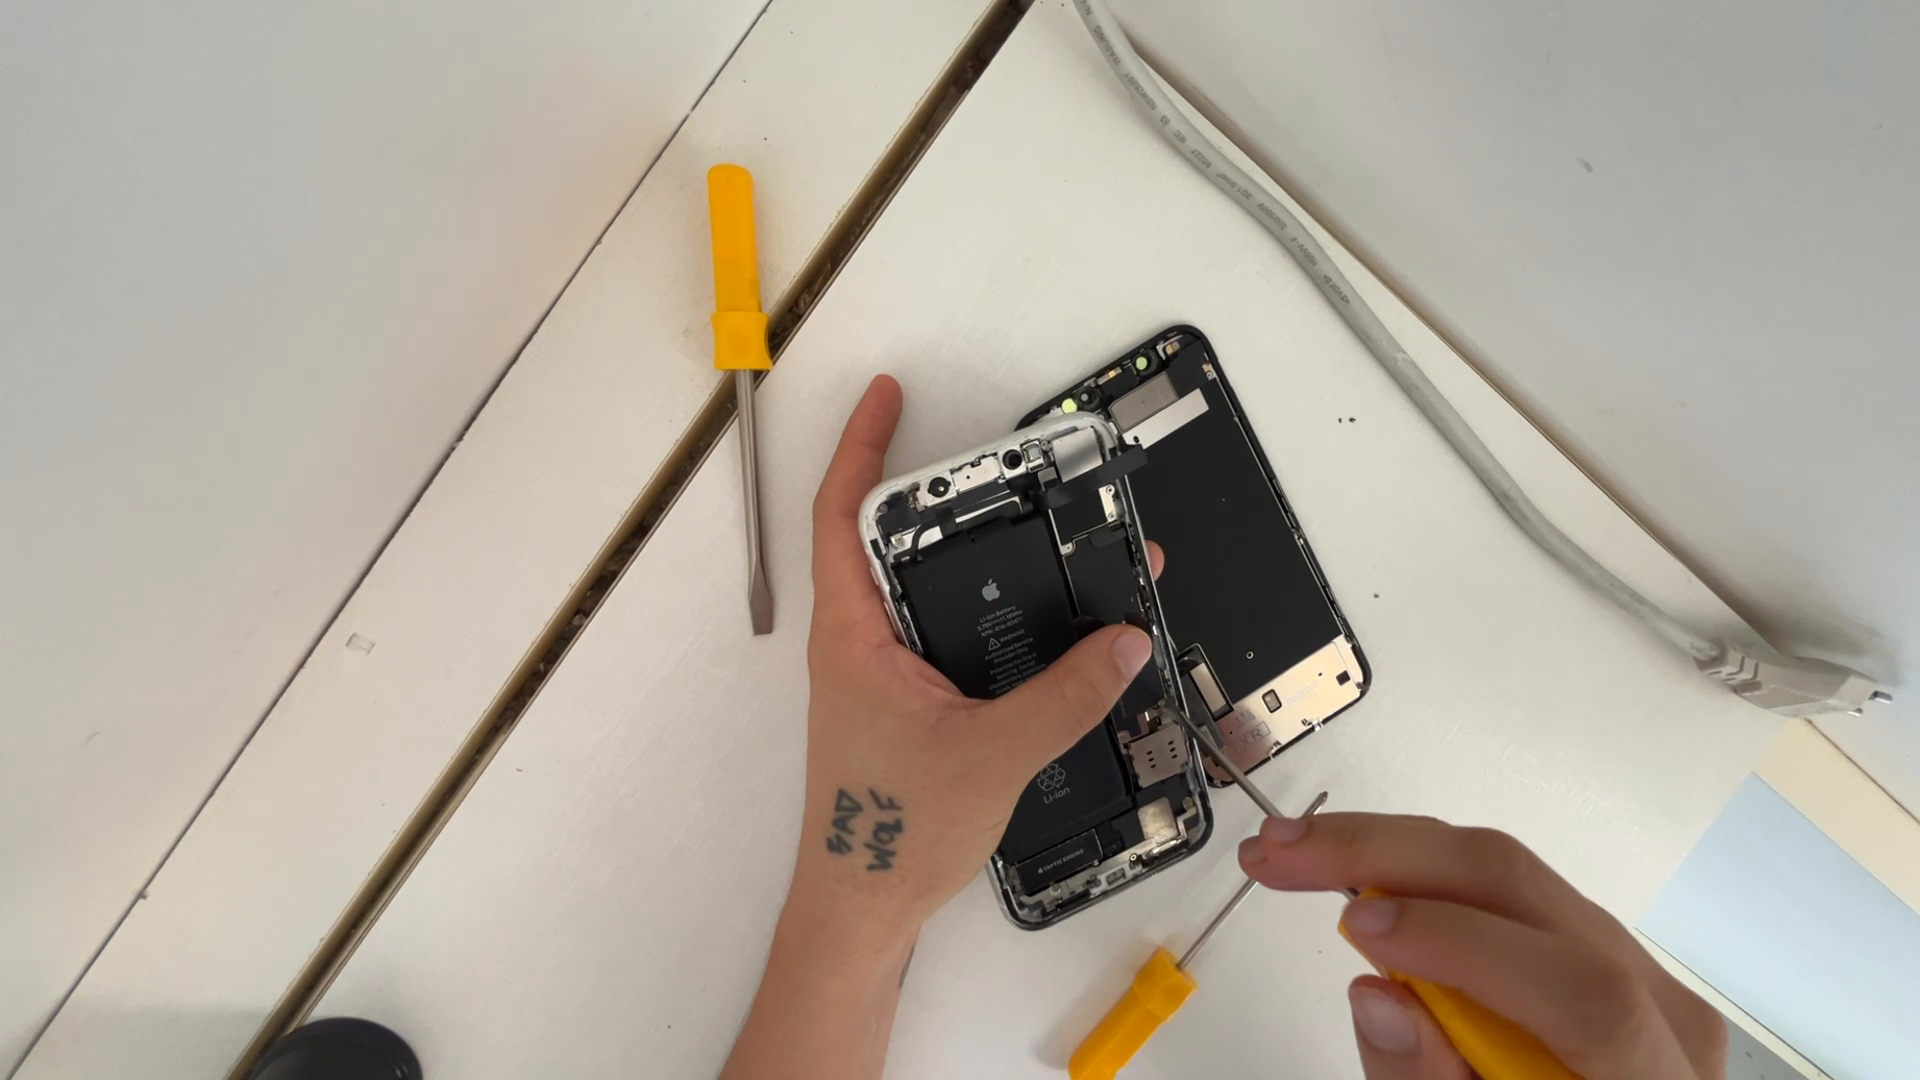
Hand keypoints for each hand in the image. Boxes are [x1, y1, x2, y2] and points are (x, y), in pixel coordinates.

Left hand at [794, 374, 1156, 933]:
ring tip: (1024, 531)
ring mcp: (879, 668)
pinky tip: (1023, 614)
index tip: (886, 395)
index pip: (841, 516)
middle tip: (991, 465)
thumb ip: (1066, 696)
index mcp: (854, 633)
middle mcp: (859, 638)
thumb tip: (1128, 643)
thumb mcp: (992, 755)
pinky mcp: (902, 696)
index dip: (861, 447)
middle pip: (884, 538)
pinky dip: (974, 607)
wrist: (863, 910)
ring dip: (961, 554)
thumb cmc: (897, 832)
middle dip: (935, 493)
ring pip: (916, 585)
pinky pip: (936, 628)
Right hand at [1239, 813, 1727, 1078]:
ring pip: (1488, 859)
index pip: (1582, 994)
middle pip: (1515, 883)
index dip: (1465, 946)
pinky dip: (1392, 857)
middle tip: (1274, 850)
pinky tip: (1332, 860)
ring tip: (1280, 850)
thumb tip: (1374, 996)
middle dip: (1380, 853)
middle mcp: (1651, 995)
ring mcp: (1612, 948)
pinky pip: (1474, 872)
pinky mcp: (1563, 924)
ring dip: (1369, 843)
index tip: (1353, 926)